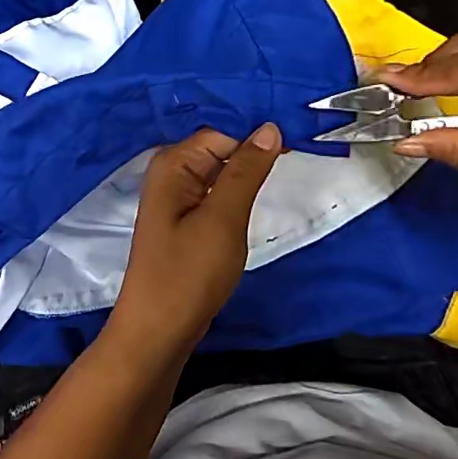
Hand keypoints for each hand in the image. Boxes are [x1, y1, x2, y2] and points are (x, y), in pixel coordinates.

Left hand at [110, 125, 283, 354]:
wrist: (159, 331)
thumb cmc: (188, 273)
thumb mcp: (223, 218)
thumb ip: (246, 171)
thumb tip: (269, 128)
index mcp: (172, 164)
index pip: (222, 134)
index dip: (256, 139)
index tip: (296, 143)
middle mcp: (170, 173)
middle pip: (220, 150)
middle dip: (253, 155)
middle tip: (298, 155)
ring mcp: (176, 199)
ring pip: (220, 173)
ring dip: (247, 175)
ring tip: (287, 172)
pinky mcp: (185, 221)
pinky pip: (215, 194)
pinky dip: (237, 195)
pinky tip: (258, 197)